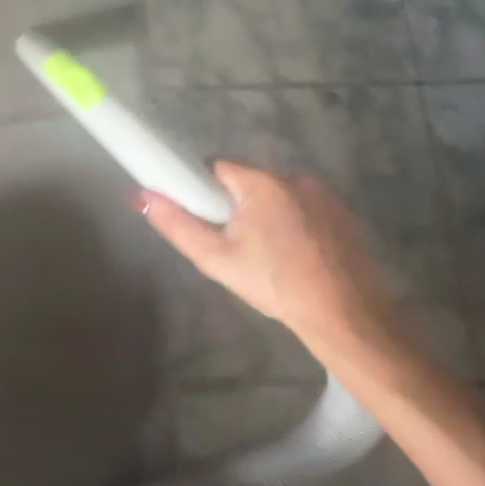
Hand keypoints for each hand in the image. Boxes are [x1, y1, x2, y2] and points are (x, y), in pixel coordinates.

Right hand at [135, 161, 401, 352]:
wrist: (346, 318)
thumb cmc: (275, 284)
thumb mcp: (216, 258)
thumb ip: (175, 224)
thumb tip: (138, 196)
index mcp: (260, 182)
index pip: (217, 167)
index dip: (204, 189)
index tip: (204, 217)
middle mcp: (294, 178)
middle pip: (248, 182)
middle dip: (236, 206)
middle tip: (233, 244)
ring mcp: (324, 195)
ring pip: (277, 196)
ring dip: (266, 215)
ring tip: (265, 256)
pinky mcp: (344, 215)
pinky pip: (303, 209)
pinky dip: (293, 225)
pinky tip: (294, 258)